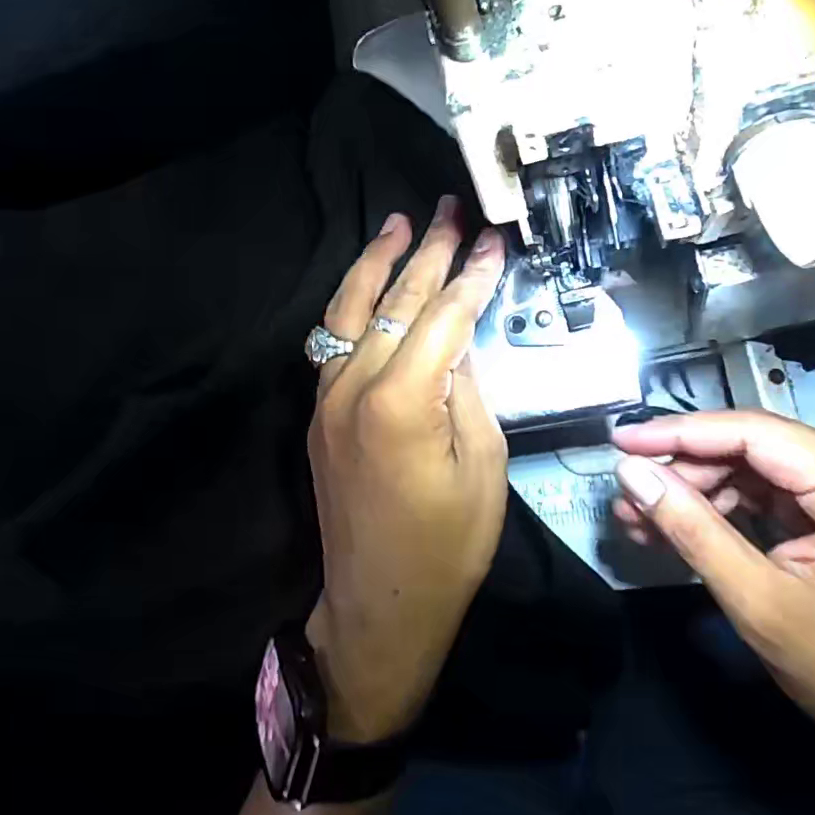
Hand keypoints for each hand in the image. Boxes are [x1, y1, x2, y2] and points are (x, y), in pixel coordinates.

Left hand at [305, 196, 508, 742]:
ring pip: (350, 311)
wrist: (382, 602)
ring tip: (401, 224)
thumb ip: (469, 390)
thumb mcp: (485, 464)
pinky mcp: (320, 414)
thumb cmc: (450, 543)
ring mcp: (328, 399)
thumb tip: (460, 340)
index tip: (494, 241)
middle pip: (394, 301)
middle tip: (451, 211)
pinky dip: (355, 303)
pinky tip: (371, 283)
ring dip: (378, 263)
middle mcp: (354, 388)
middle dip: (428, 253)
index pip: (443, 317)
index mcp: (403, 401)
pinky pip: (335, 341)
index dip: (473, 277)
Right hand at [608, 410, 814, 790]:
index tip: (622, 440)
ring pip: (766, 469)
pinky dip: (736, 508)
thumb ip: (695, 531)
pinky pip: (784, 493)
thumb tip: (633, 473)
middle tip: (630, 499)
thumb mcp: (766, 608)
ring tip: (645, 517)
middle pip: (762, 449)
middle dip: (690, 473)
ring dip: (706, 492)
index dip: (683, 433)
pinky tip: (689, 524)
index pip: (760, 433)